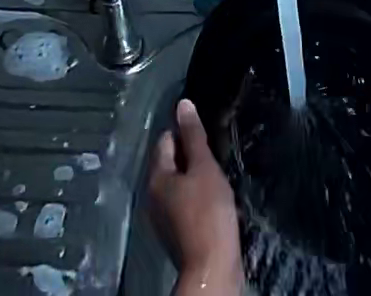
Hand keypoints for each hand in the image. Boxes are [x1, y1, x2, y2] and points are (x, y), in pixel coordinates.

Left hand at [148, 98, 242, 293]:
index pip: (166, 140)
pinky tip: (214, 193)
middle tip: (214, 146)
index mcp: (157, 178)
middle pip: (169, 161)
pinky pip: (183, 200)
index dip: (184, 130)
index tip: (205, 128)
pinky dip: (196, 192)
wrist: (213, 266)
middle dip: (189, 151)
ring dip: (194, 172)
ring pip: (177, 181)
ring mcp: (163, 216)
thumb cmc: (208, 211)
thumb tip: (183, 104)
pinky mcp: (176, 231)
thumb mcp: (204, 166)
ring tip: (217, 168)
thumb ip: (193, 136)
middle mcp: (153, 196)